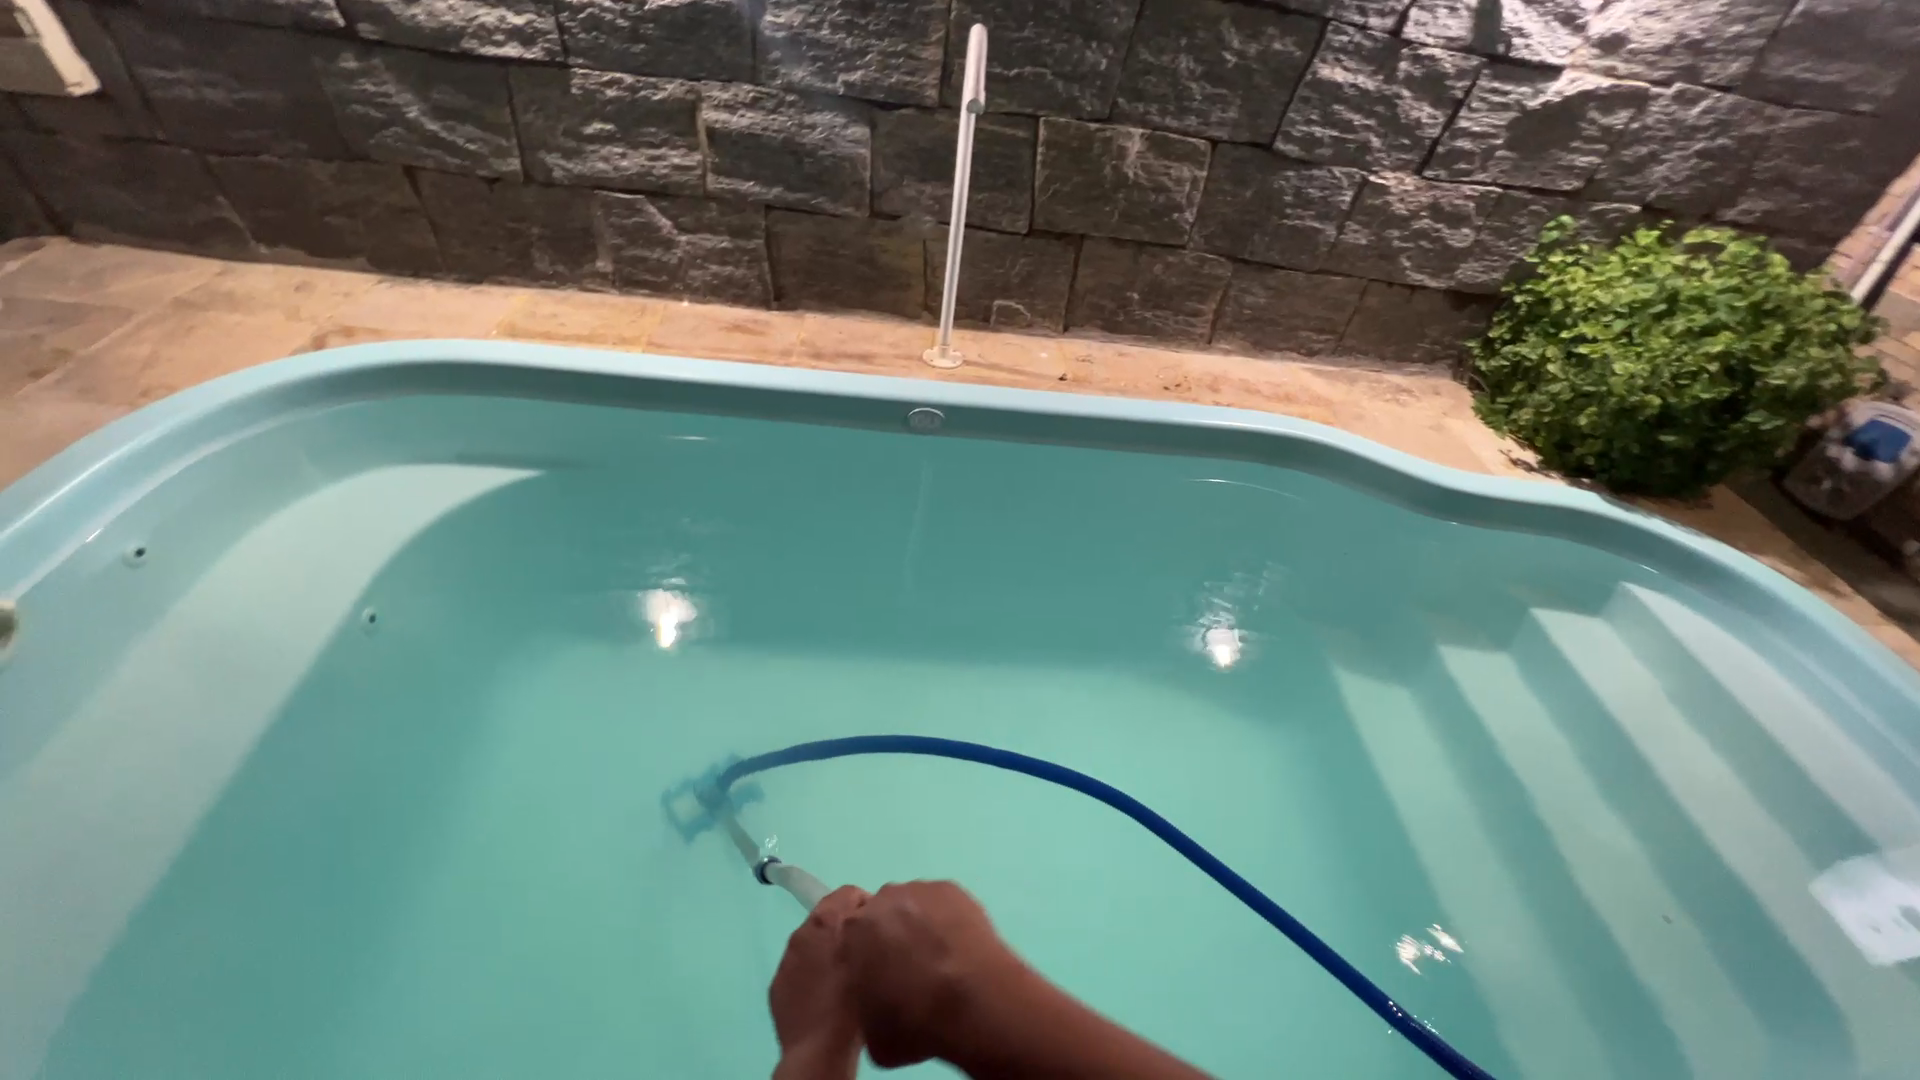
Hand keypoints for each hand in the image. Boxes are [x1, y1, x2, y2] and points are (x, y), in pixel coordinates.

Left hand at [770, 885, 870, 1079]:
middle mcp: (801, 932)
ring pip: (812, 942)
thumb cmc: (852, 999)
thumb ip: (868, 927)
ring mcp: (786, 959)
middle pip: (828, 915)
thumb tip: (870, 917)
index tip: (877, 926)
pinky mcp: (777, 985)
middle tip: (863, 950)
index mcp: (826, 919)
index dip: (866, 905)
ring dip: (826, 949)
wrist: (819, 1049)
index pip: (849, 892)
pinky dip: (811, 974)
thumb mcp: (872, 955)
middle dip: (844, 926)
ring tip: (844, 975)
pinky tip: (824, 995)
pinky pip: (798, 969)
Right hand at [837, 880, 1034, 1067]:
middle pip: (882, 913)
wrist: (970, 999)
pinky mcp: (949, 887)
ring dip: (920, 923)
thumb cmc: (915, 1021)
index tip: (882, 972)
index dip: (868, 953)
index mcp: (852, 932)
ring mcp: (918, 890)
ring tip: (939, 956)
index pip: (852, 935)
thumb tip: (876, 998)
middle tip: (911, 965)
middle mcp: (881, 900)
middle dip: (892, 933)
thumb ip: (865, 1002)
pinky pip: (941, 901)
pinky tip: (958, 945)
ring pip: (912, 904)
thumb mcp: (871, 1033)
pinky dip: (946, 918)